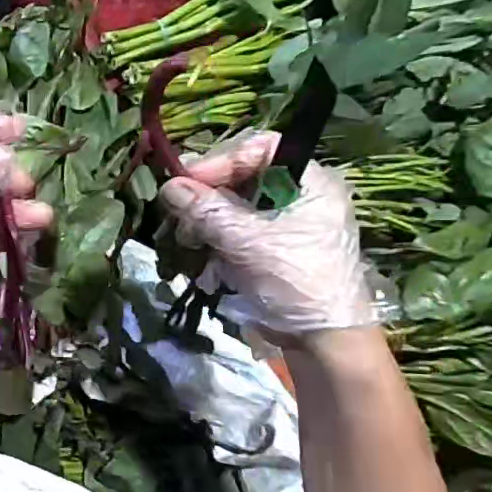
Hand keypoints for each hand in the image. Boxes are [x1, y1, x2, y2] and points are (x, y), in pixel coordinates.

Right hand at [158, 132, 382, 339]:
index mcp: (308, 182)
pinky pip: (234, 236)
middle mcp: (298, 197)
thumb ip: (206, 210)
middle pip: (240, 180)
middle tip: (180, 216)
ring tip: (189, 244)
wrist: (323, 342)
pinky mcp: (270, 252)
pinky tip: (204, 263)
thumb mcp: (247, 240)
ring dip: (205, 226)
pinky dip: (215, 245)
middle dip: (206, 199)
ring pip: (231, 210)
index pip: (259, 149)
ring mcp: (284, 226)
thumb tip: (167, 186)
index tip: (187, 180)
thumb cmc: (295, 279)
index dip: (220, 160)